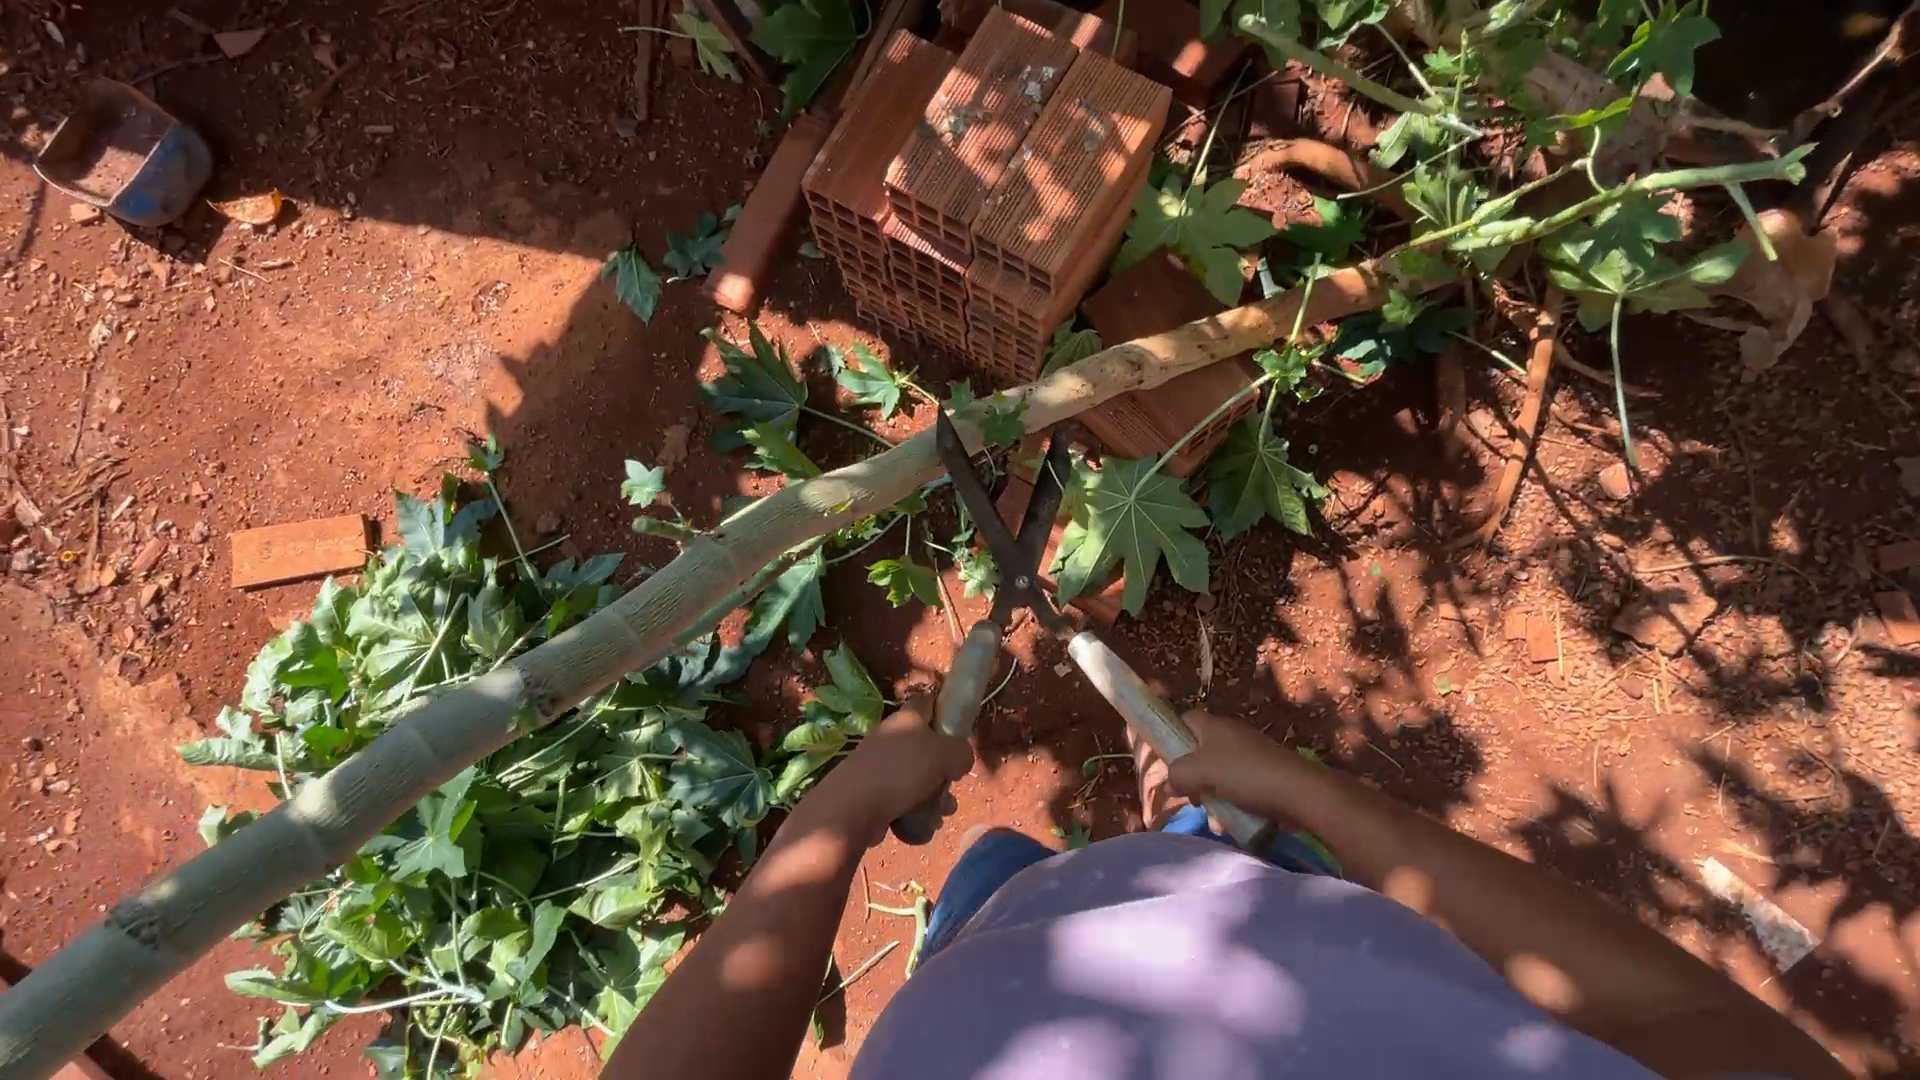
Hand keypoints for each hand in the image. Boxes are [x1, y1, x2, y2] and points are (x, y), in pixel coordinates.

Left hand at [806, 696, 973, 842]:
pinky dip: (916, 811)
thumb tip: (959, 760)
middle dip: (945, 768)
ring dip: (934, 795)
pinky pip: (903, 798)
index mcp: (908, 718)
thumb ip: (962, 752)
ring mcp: (881, 764)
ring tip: (942, 812)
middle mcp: (892, 737)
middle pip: (927, 746)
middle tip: (952, 783)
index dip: (946, 711)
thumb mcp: (945, 754)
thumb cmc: (902, 771)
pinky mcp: (873, 790)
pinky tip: (924, 824)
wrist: (853, 806)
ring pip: (918, 776)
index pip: (929, 702)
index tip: (960, 732)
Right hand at [1166, 710, 1302, 814]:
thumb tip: (1172, 782)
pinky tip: (1231, 821)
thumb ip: (1176, 773)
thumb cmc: (1243, 774)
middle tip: (1188, 793)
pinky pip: (1237, 786)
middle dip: (1190, 774)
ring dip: (1210, 794)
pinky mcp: (1265, 773)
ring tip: (1212, 815)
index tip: (1166, 758)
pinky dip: (1230, 801)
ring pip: (1217, 772)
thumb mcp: (1198, 771)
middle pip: (1199, 750)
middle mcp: (1231, 734)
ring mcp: (1250, 754)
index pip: (1184, 719)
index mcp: (1213, 726)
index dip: (1171, 734)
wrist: (1298, 792)